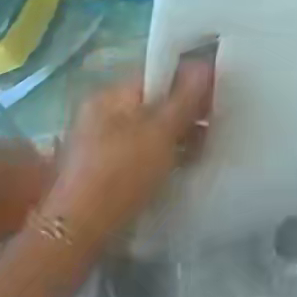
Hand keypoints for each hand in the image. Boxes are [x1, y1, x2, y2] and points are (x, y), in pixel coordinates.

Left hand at [41, 60, 213, 247]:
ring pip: (150, 127)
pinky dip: (164, 153)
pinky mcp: (105, 169)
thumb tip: (204, 63)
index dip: (189, 78)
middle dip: (187, 109)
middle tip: (217, 120)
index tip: (217, 92)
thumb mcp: (161, 132)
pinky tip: (184, 165)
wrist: (78, 233)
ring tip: (207, 145)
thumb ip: (185, 97)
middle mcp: (102, 113)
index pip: (157, 73)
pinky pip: (143, 149)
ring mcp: (101, 142)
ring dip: (178, 133)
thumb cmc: (122, 174)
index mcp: (110, 95)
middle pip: (154, 101)